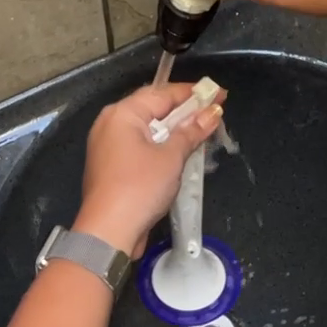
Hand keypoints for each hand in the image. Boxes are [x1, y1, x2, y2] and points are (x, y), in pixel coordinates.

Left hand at [76, 82, 225, 256]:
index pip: (162, 93)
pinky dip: (159, 149)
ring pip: (146, 132)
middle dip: (183, 112)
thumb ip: (191, 132)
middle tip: (213, 112)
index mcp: (122, 114)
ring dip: (173, 132)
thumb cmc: (139, 188)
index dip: (193, 93)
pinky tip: (178, 155)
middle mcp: (110, 126)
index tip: (219, 94)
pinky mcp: (110, 170)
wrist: (108, 232)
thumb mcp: (171, 157)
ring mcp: (107, 149)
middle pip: (153, 110)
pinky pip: (139, 150)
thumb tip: (211, 113)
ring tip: (201, 132)